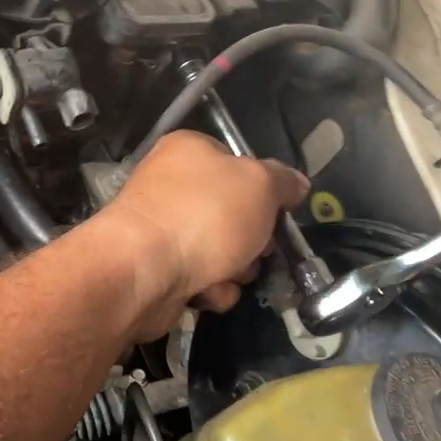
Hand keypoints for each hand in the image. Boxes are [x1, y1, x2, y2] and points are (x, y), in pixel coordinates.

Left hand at [94, 131, 306, 340]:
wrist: (144, 269)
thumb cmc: (204, 214)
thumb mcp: (259, 184)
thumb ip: (282, 180)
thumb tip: (295, 182)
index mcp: (188, 151)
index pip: (235, 162)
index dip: (262, 187)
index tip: (279, 208)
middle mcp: (170, 184)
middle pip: (233, 213)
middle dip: (252, 238)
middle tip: (256, 247)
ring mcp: (163, 227)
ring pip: (223, 250)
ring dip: (235, 268)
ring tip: (225, 271)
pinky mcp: (159, 267)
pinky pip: (203, 278)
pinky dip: (212, 287)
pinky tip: (204, 288)